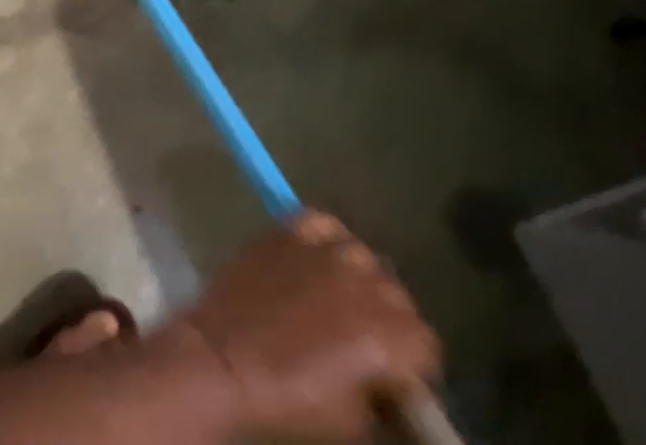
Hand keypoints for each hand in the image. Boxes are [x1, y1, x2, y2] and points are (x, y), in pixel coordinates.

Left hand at [174, 210, 440, 439]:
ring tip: (331, 295)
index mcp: (391, 336)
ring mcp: (325, 253)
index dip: (408, 362)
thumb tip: (384, 385)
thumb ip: (380, 397)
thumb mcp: (353, 421)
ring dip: (354, 277)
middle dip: (383, 318)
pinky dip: (324, 237)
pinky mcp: (287, 235)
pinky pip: (321, 224)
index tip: (388, 373)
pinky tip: (313, 258)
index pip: (425, 343)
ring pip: (361, 257)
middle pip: (395, 297)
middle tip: (355, 335)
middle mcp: (366, 286)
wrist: (220, 360)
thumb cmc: (287, 399)